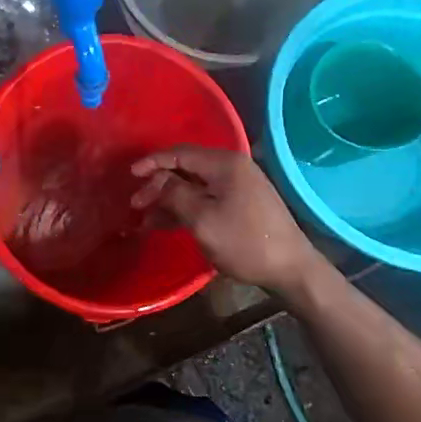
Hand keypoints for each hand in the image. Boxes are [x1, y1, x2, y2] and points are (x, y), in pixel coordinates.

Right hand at [130, 147, 322, 291]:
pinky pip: (207, 200)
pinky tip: (166, 224)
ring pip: (195, 187)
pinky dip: (186, 209)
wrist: (290, 267)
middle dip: (159, 186)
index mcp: (225, 164)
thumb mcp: (203, 220)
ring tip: (144, 220)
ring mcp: (239, 187)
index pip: (180, 154)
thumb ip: (175, 195)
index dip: (152, 163)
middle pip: (187, 169)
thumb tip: (157, 181)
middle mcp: (232, 168)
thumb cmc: (245, 242)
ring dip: (170, 201)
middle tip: (135, 206)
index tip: (130, 176)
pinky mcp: (241, 205)